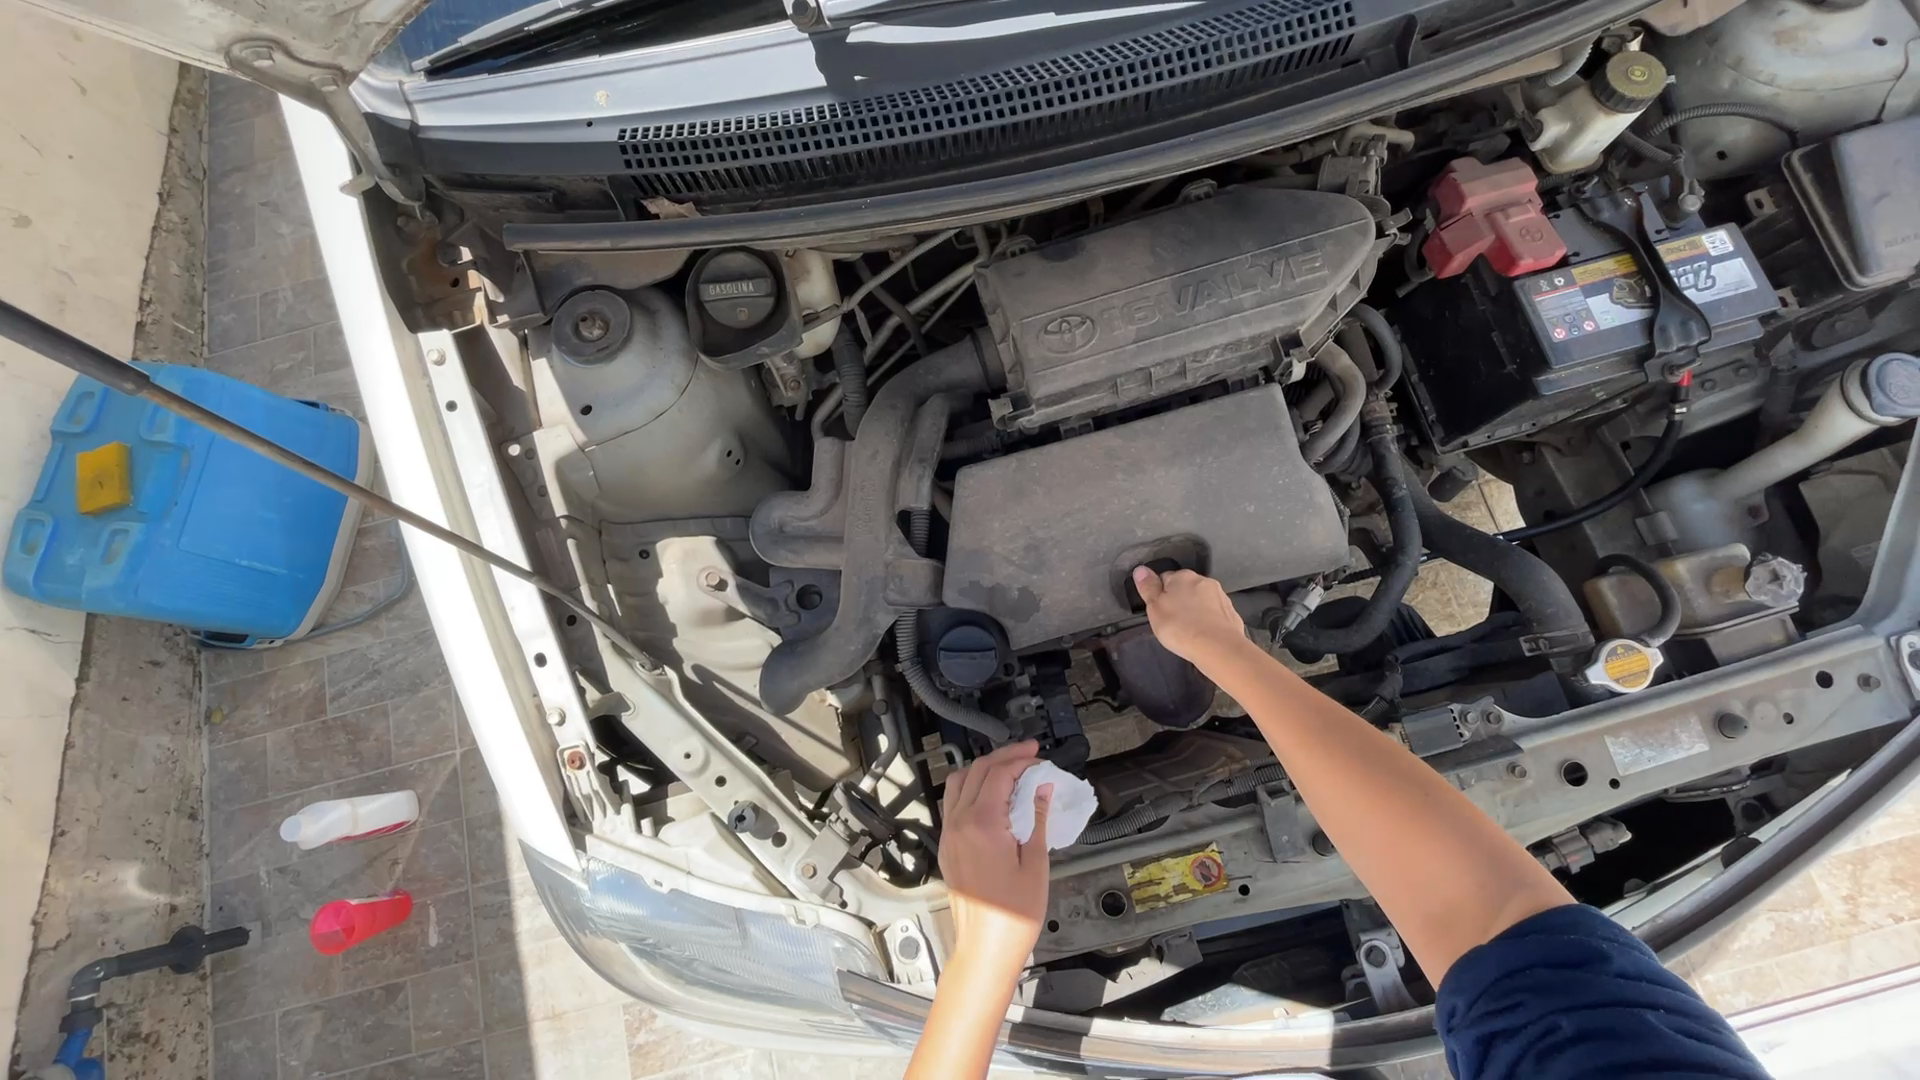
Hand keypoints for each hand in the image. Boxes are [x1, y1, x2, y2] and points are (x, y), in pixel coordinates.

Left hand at [939, 741, 1052, 976]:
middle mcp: (959, 822)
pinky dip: (971, 787)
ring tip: (1009, 768)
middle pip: (976, 771)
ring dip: (983, 768)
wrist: (985, 949)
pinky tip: (991, 793)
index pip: (998, 774)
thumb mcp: (1037, 864)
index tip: (1038, 755)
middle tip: (1028, 753)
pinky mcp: (946, 845)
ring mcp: (948, 833)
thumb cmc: (1016, 913)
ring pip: (958, 782)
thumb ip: (1038, 818)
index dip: (1020, 759)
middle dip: (1003, 757)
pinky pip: (953, 802)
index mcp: (983, 823)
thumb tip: (1043, 786)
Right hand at [1133, 566, 1248, 665]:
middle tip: (1171, 621)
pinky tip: (1202, 634)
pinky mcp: (1231, 613)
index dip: (1159, 594)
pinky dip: (1208, 620)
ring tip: (1187, 630)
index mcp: (1182, 577)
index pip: (1164, 578)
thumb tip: (1140, 570)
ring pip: (1201, 600)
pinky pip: (1214, 614)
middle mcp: (1203, 581)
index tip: (1158, 610)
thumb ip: (1148, 587)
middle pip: (1185, 588)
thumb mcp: (1154, 608)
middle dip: (1178, 601)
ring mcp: (1220, 596)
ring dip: (1194, 610)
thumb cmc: (1181, 627)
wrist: (1218, 648)